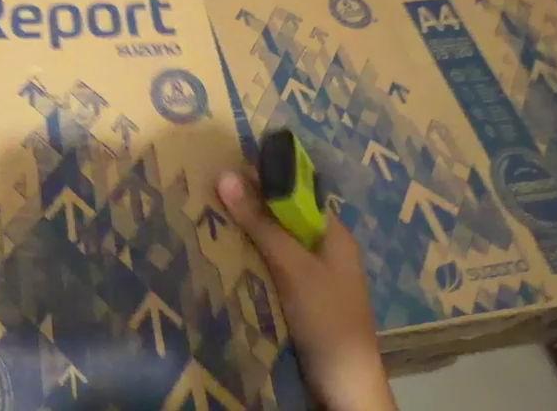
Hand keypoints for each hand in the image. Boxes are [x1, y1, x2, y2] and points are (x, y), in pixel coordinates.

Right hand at [218, 172, 396, 410]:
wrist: (345, 386)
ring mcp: (315, 276)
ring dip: (249, 236)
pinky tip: (227, 258)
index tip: (226, 170)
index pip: (296, 192)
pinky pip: (274, 268)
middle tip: (210, 196)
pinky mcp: (303, 299)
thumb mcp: (291, 265)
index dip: (264, 179)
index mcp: (333, 233)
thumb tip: (225, 174)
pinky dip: (253, 261)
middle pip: (283, 217)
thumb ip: (260, 222)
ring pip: (276, 244)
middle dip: (251, 208)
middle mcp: (326, 249)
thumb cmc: (326, 316)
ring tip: (210, 222)